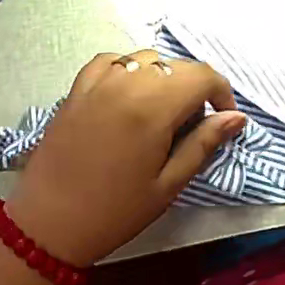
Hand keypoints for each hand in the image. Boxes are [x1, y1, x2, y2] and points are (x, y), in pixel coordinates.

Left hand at [7, 51, 245, 265]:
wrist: (48, 225)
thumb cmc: (115, 212)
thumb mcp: (169, 184)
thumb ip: (204, 144)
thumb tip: (236, 118)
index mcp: (152, 107)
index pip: (202, 76)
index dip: (222, 93)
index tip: (224, 120)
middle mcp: (125, 84)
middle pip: (176, 65)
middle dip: (196, 88)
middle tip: (195, 125)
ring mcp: (97, 83)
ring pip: (145, 58)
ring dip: (165, 78)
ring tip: (164, 112)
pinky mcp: (76, 90)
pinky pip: (110, 61)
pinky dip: (129, 68)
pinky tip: (130, 93)